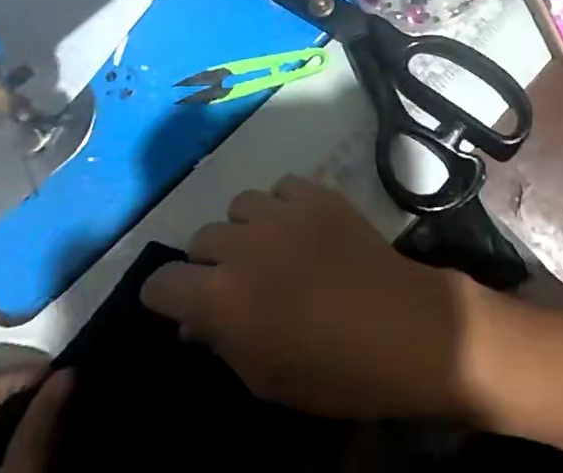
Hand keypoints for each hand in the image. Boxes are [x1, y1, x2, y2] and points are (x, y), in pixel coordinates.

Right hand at [140, 175, 473, 419]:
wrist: (402, 325)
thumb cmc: (331, 370)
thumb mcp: (262, 377)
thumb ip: (220, 341)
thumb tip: (195, 320)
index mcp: (218, 297)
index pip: (160, 283)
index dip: (167, 298)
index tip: (184, 308)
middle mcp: (243, 246)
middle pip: (200, 239)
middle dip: (208, 263)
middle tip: (237, 284)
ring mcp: (284, 214)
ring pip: (240, 205)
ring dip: (246, 229)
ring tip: (271, 249)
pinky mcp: (321, 195)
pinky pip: (284, 186)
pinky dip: (284, 203)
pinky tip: (301, 226)